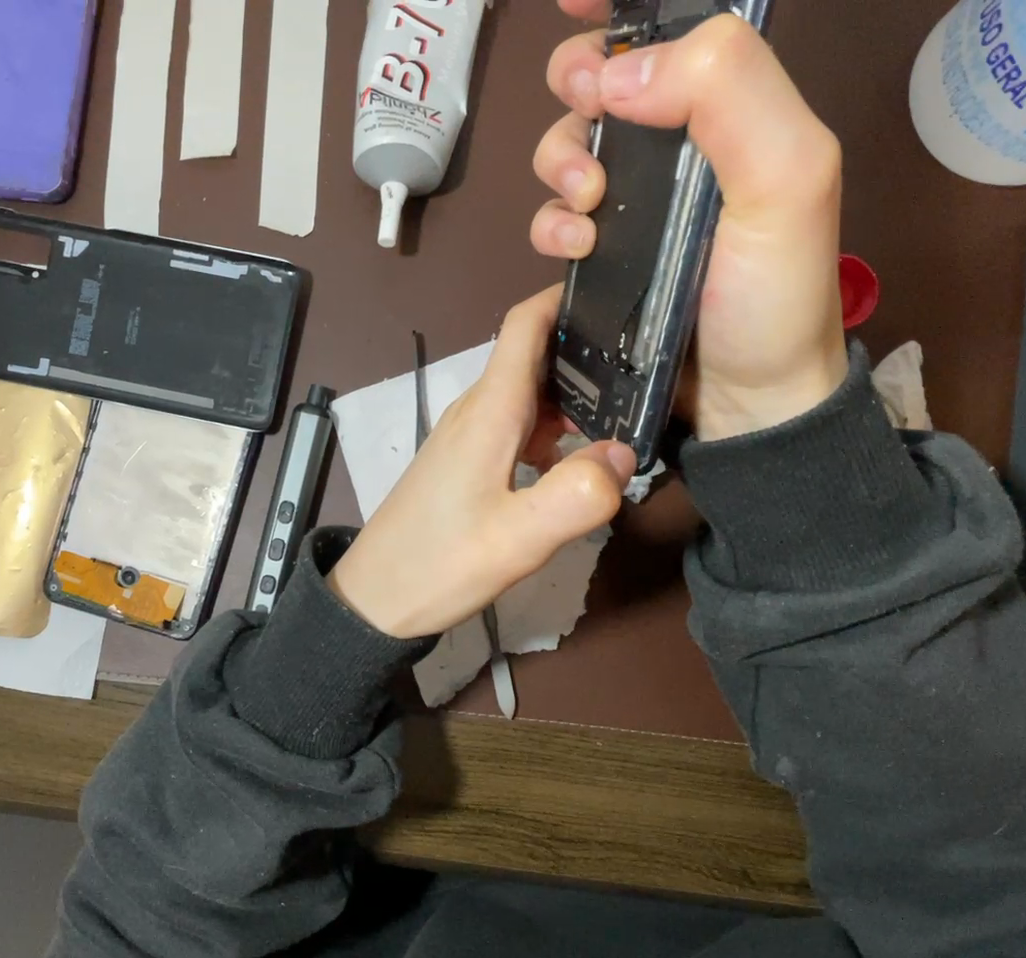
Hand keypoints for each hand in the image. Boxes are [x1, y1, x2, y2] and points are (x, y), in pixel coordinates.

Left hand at [328, 288, 635, 638]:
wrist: (375, 599)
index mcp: (489, 412)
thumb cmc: (438, 565)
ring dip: (574, 399)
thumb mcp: (515, 540)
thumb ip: (575, 497)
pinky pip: (517, 430)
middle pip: (536, 357)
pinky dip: (552, 434)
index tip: (619, 291)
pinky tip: (577, 466)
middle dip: (588, 352)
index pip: (524, 324)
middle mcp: (477, 412)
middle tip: (651, 369)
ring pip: (529, 396)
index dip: (565, 296)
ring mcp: (468, 438)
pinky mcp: (466, 464)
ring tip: (628, 416)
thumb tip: (624, 453)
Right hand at [532, 3, 848, 440]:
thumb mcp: (788, 178)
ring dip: (561, 162)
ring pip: (569, 148)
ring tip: (587, 206)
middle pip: (603, 80)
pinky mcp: (601, 256)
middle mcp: (680, 146)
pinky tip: (575, 248)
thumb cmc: (776, 292)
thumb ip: (728, 93)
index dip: (622, 3)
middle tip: (592, 113)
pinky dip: (551, 224)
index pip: (678, 27)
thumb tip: (623, 69)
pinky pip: (552, 218)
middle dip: (580, 83)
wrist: (744, 401)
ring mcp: (635, 205)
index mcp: (733, 110)